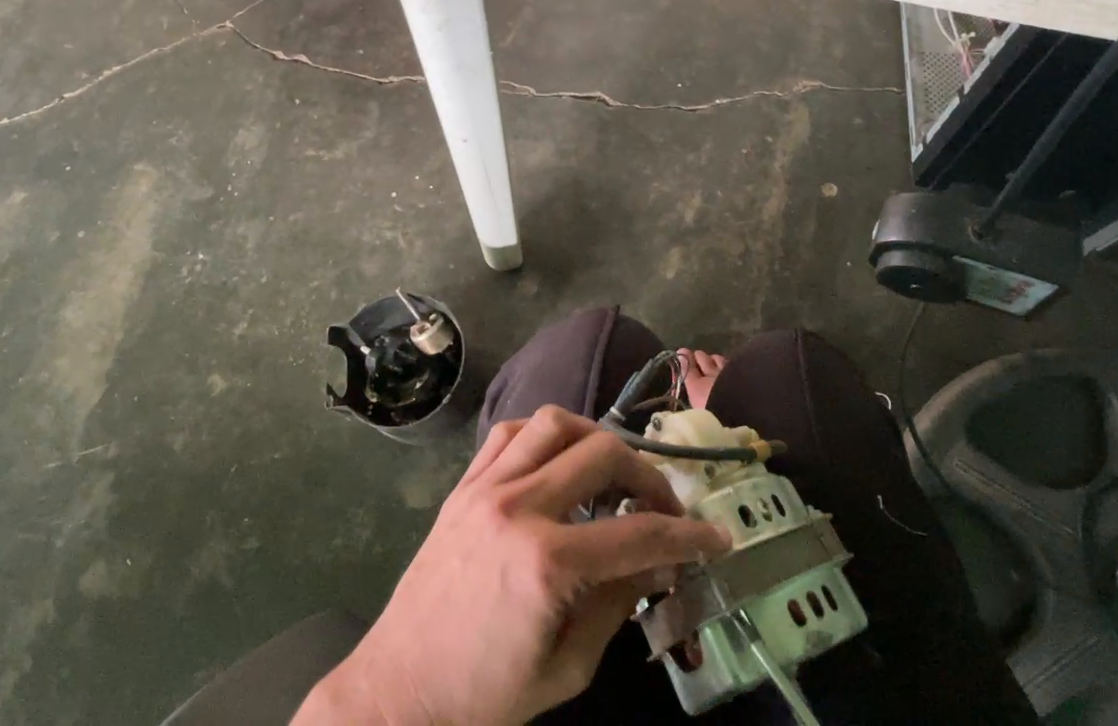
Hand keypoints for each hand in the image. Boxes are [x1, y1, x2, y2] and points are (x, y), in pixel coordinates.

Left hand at [296, 406, 732, 724]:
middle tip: (663, 508)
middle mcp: (517, 507)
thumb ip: (618, 604)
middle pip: (603, 454)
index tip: (717, 539)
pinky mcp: (462, 488)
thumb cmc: (485, 694)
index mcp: (547, 562)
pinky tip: (559, 463)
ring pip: (554, 424)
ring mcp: (484, 489)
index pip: (639, 533)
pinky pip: (509, 434)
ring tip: (614, 473)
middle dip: (649, 477)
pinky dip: (544, 436)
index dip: (688, 536)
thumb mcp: (568, 667)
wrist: (399, 690)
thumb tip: (657, 563)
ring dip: (597, 440)